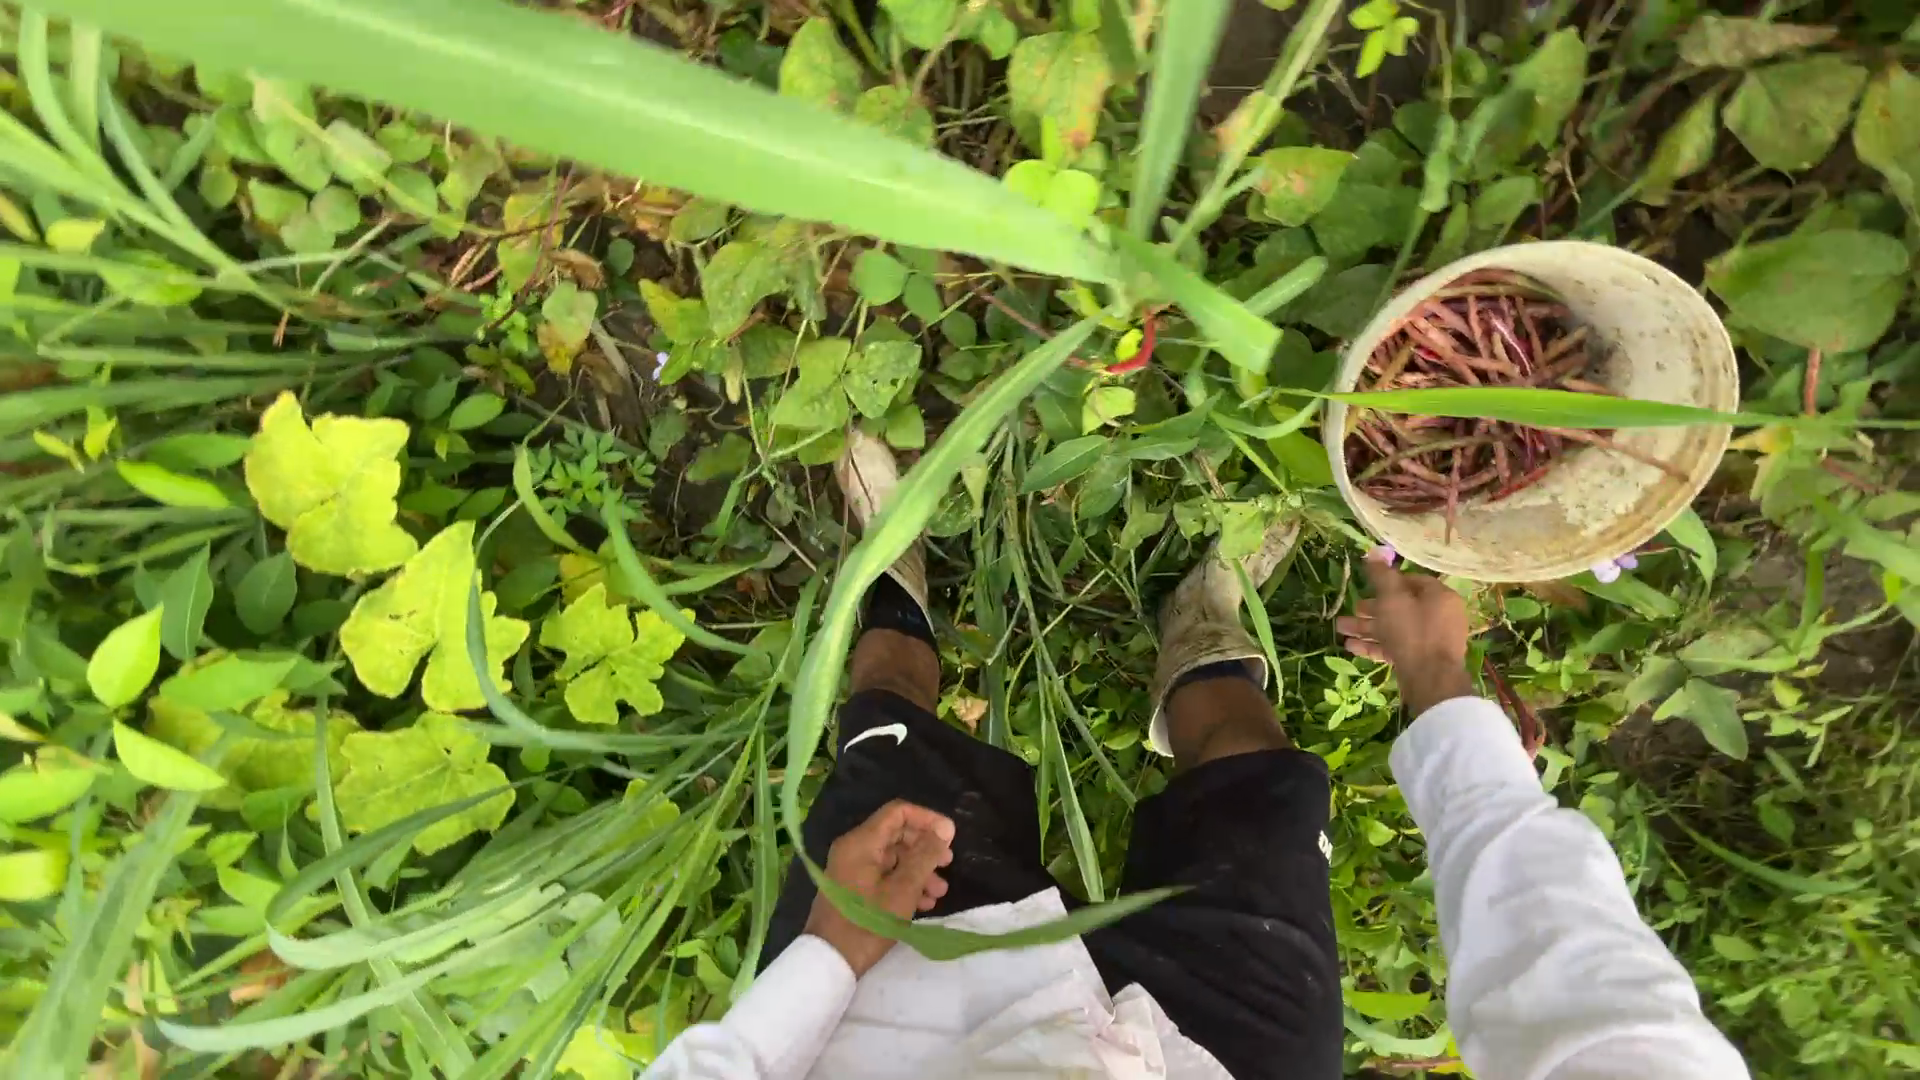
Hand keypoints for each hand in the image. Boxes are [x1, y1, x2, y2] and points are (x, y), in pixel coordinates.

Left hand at [804, 800, 954, 975]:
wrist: (829, 962)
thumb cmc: (868, 923)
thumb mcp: (903, 890)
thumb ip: (925, 856)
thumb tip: (943, 829)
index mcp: (861, 841)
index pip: (898, 812)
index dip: (927, 819)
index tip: (949, 835)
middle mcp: (854, 848)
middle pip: (896, 834)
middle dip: (925, 848)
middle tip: (948, 863)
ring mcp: (852, 867)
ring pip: (892, 857)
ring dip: (918, 869)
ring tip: (940, 891)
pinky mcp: (853, 886)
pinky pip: (883, 874)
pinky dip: (904, 882)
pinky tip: (923, 902)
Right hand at [1335, 553, 1474, 717]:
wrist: (1430, 679)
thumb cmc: (1412, 631)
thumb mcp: (1392, 599)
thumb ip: (1381, 576)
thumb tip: (1373, 551)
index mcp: (1439, 597)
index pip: (1412, 581)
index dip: (1387, 581)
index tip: (1366, 586)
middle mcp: (1439, 616)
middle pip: (1400, 606)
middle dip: (1370, 608)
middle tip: (1352, 610)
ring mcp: (1431, 639)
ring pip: (1394, 628)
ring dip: (1366, 628)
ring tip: (1341, 630)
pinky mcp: (1421, 658)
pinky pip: (1396, 646)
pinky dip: (1375, 645)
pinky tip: (1351, 647)